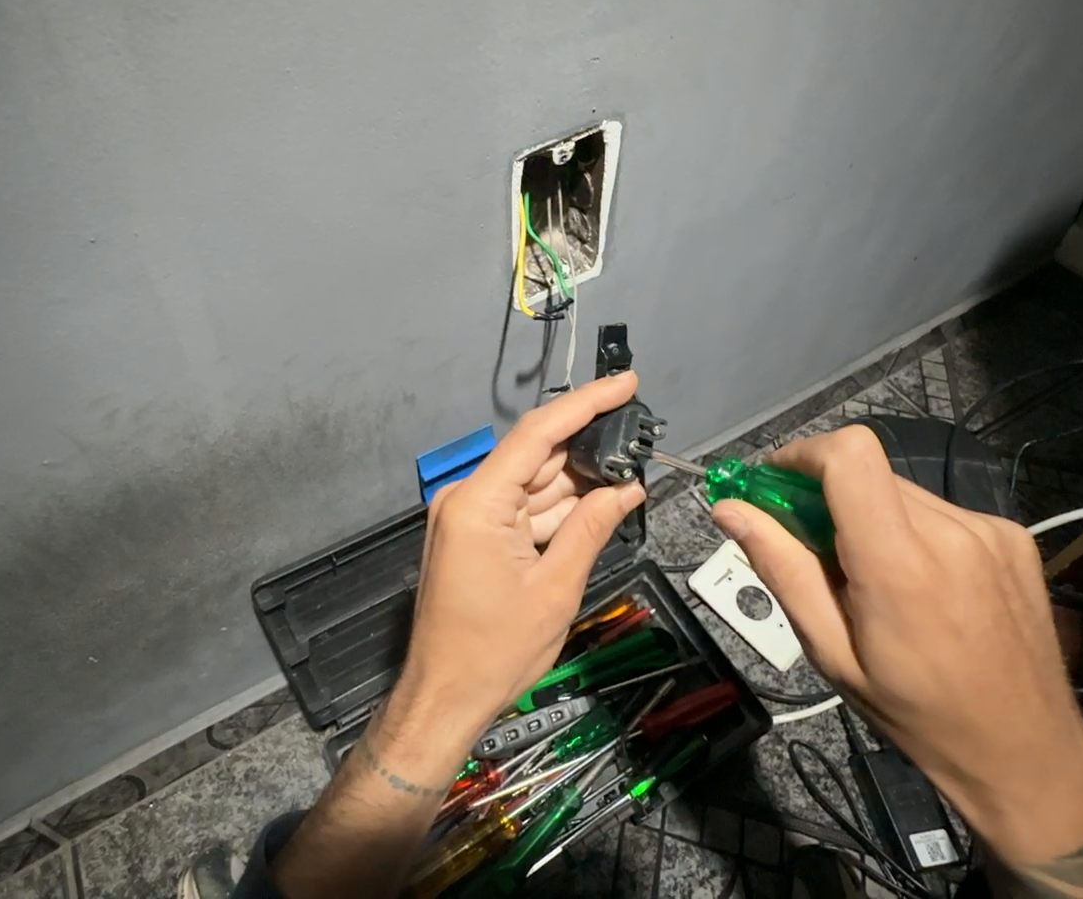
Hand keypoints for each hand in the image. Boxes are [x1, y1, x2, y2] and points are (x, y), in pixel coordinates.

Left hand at [386, 372, 648, 749]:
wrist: (444, 697)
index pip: (538, 434)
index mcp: (479, 503)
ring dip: (579, 479)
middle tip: (638, 436)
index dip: (586, 403)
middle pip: (537, 455)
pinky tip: (598, 502)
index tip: (625, 384)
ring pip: (534, 482)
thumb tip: (627, 488)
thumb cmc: (494, 653)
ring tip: (629, 469)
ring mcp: (468, 516)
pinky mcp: (474, 534)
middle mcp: (467, 498)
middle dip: (590, 446)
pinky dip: (558, 506)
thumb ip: (592, 527)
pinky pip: (523, 508)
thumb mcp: (556, 587)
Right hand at [710, 426, 1082, 864]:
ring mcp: (990, 530)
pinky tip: (919, 582)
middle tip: (810, 546)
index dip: (803, 454)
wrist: (1027, 754)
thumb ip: (781, 568)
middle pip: (867, 472)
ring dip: (868, 514)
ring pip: (899, 490)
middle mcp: (951, 531)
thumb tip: (728, 508)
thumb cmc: (914, 712)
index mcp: (900, 562)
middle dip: (825, 494)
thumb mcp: (830, 651)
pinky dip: (909, 528)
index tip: (776, 485)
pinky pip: (937, 509)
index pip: (850, 455)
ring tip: (870, 576)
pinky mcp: (1013, 537)